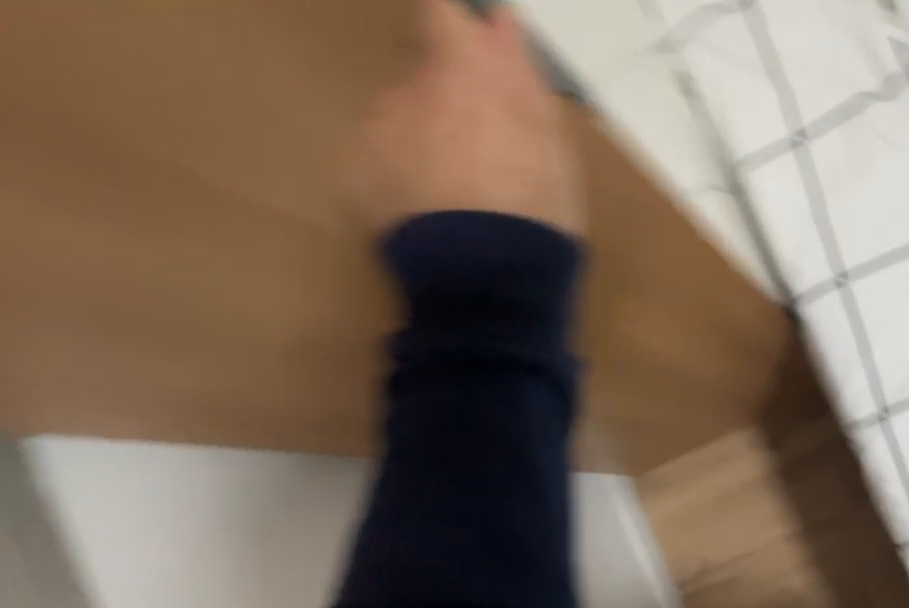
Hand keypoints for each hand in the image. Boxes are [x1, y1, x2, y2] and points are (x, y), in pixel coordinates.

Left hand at [347, 0, 582, 237]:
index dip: (452, 29)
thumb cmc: (537, 208)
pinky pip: (376, 169)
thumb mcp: (552, 144)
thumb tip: (499, 22)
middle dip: (444, 102)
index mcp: (463, 73)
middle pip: (421, 78)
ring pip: (398, 124)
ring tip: (453, 198)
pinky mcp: (355, 180)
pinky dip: (397, 185)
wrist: (490, 279)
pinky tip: (428, 220)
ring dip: (420, 145)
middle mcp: (410, 89)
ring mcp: (377, 134)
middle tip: (478, 155)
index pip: (439, 13)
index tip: (469, 52)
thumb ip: (521, 77)